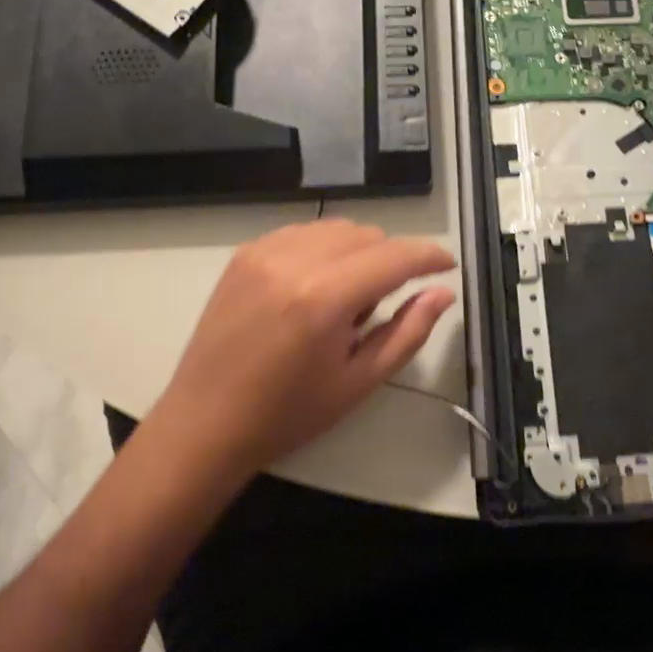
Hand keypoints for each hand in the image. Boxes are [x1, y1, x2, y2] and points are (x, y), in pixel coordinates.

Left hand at [153, 219, 457, 478]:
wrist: (205, 423)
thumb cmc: (288, 413)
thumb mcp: (359, 382)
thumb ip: (408, 332)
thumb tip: (442, 292)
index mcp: (324, 299)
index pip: (394, 257)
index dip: (429, 257)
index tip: (447, 267)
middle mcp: (294, 261)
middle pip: (368, 235)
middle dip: (390, 261)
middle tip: (378, 308)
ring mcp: (264, 252)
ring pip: (337, 228)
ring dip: (358, 252)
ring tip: (342, 301)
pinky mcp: (245, 254)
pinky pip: (303, 232)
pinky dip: (324, 250)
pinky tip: (314, 287)